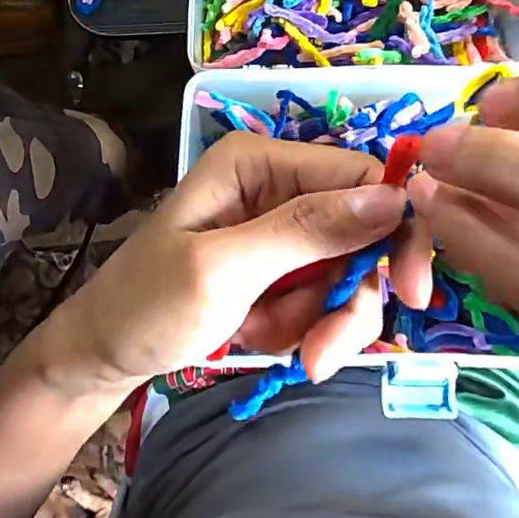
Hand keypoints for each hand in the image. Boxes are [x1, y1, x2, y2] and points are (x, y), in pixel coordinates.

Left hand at [43, 132, 413, 389]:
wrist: (105, 355)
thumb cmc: (148, 304)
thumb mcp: (223, 269)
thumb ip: (305, 232)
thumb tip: (393, 199)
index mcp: (260, 162)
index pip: (358, 176)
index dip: (396, 228)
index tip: (413, 292)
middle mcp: (277, 186)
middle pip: (360, 230)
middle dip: (347, 295)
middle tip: (323, 350)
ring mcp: (279, 229)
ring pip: (348, 271)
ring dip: (321, 319)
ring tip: (272, 344)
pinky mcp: (280, 267)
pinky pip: (324, 295)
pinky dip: (305, 327)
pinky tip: (262, 339)